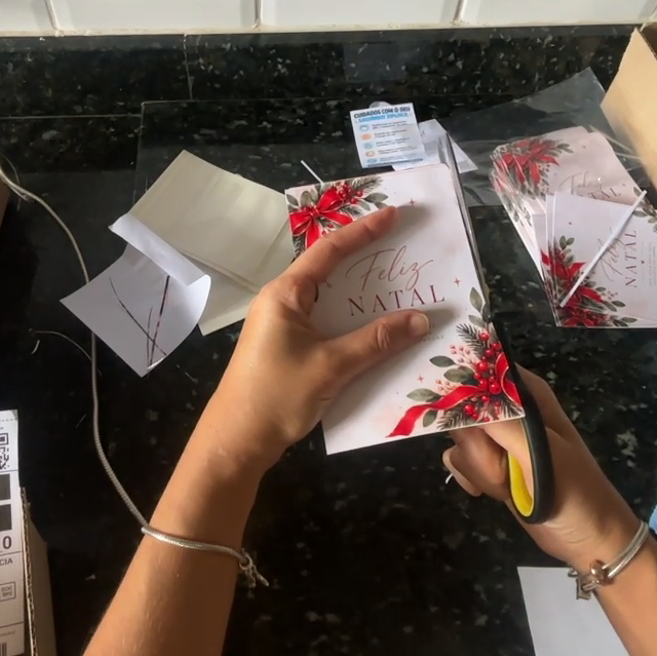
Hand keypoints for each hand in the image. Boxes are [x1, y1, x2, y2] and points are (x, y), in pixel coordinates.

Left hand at [192, 207, 430, 476]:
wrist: (236, 441)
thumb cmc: (277, 395)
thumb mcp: (331, 367)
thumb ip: (375, 341)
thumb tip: (420, 319)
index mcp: (285, 294)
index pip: (328, 251)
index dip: (362, 231)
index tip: (392, 214)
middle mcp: (282, 301)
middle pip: (328, 268)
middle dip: (364, 255)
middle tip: (400, 241)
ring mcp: (283, 324)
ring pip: (328, 297)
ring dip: (359, 291)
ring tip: (396, 279)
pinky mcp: (287, 346)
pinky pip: (325, 320)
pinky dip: (351, 318)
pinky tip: (375, 325)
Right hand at [442, 368, 639, 570]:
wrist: (591, 542)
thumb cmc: (577, 494)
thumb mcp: (540, 455)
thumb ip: (501, 422)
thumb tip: (461, 393)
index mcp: (527, 395)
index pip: (480, 372)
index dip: (462, 389)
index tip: (460, 417)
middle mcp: (511, 409)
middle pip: (463, 409)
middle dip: (476, 445)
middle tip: (502, 466)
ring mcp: (500, 436)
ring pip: (461, 437)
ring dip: (479, 467)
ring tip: (508, 485)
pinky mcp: (492, 460)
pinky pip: (460, 458)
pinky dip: (472, 477)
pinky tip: (495, 493)